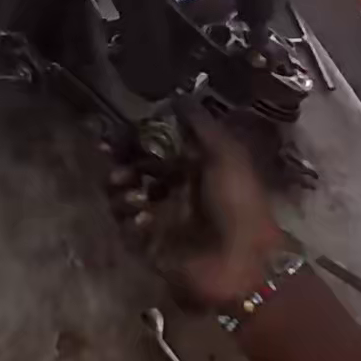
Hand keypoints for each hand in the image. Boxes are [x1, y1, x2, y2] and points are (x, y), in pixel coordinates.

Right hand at [113, 98, 284, 310]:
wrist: (246, 263)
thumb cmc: (238, 202)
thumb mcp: (226, 154)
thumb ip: (200, 124)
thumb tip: (176, 97)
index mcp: (192, 165)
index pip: (153, 146)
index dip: (134, 139)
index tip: (117, 132)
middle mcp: (173, 189)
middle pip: (133, 169)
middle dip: (120, 163)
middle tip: (113, 161)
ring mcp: (161, 219)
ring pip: (124, 197)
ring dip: (120, 190)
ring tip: (129, 190)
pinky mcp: (151, 247)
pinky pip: (128, 229)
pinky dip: (129, 220)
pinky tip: (143, 217)